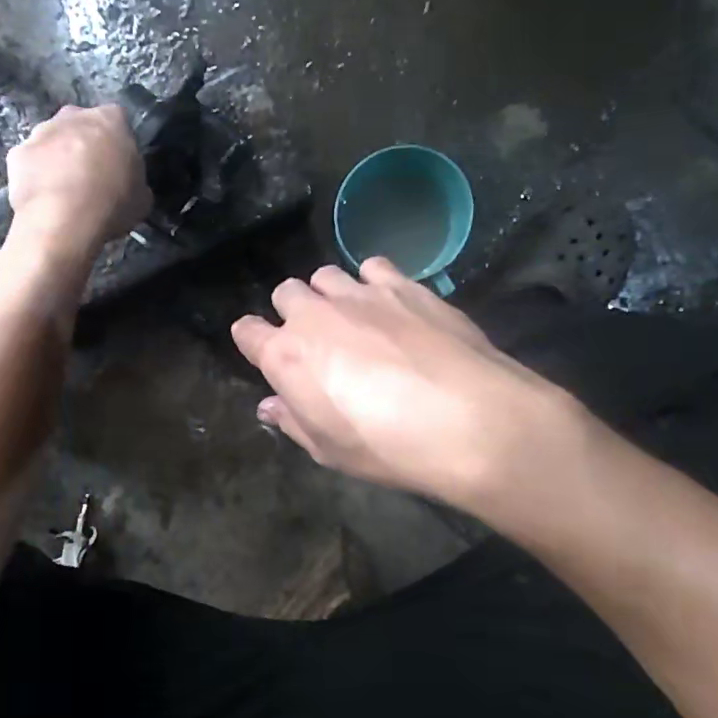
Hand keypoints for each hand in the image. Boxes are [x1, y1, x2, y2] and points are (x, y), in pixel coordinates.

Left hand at [5, 105, 149, 257]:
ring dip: (56, 159)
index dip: (116, 144)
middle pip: (79, 126)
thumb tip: (131, 185)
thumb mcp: (142, 198)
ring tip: (61, 192)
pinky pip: (29, 162)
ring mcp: (40, 132)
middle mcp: (73, 116)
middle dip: (83, 145)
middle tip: (88, 178)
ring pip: (51, 141)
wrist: (62, 219)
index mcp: (110, 119)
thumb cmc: (111, 204)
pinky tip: (41, 198)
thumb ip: (136, 182)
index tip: (116, 166)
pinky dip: (34, 176)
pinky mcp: (16, 153)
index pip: (117, 121)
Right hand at [231, 259, 598, 522]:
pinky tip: (390, 306)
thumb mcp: (329, 449)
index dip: (252, 340)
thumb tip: (269, 405)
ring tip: (352, 319)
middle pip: (285, 293)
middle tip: (316, 340)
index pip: (246, 331)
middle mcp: (314, 314)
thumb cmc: (388, 446)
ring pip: (325, 276)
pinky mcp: (403, 286)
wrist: (471, 421)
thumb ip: (292, 420)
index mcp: (285, 355)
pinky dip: (373, 282)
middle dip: (292, 312)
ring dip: (329, 295)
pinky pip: (373, 268)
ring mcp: (359, 294)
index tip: (263, 353)